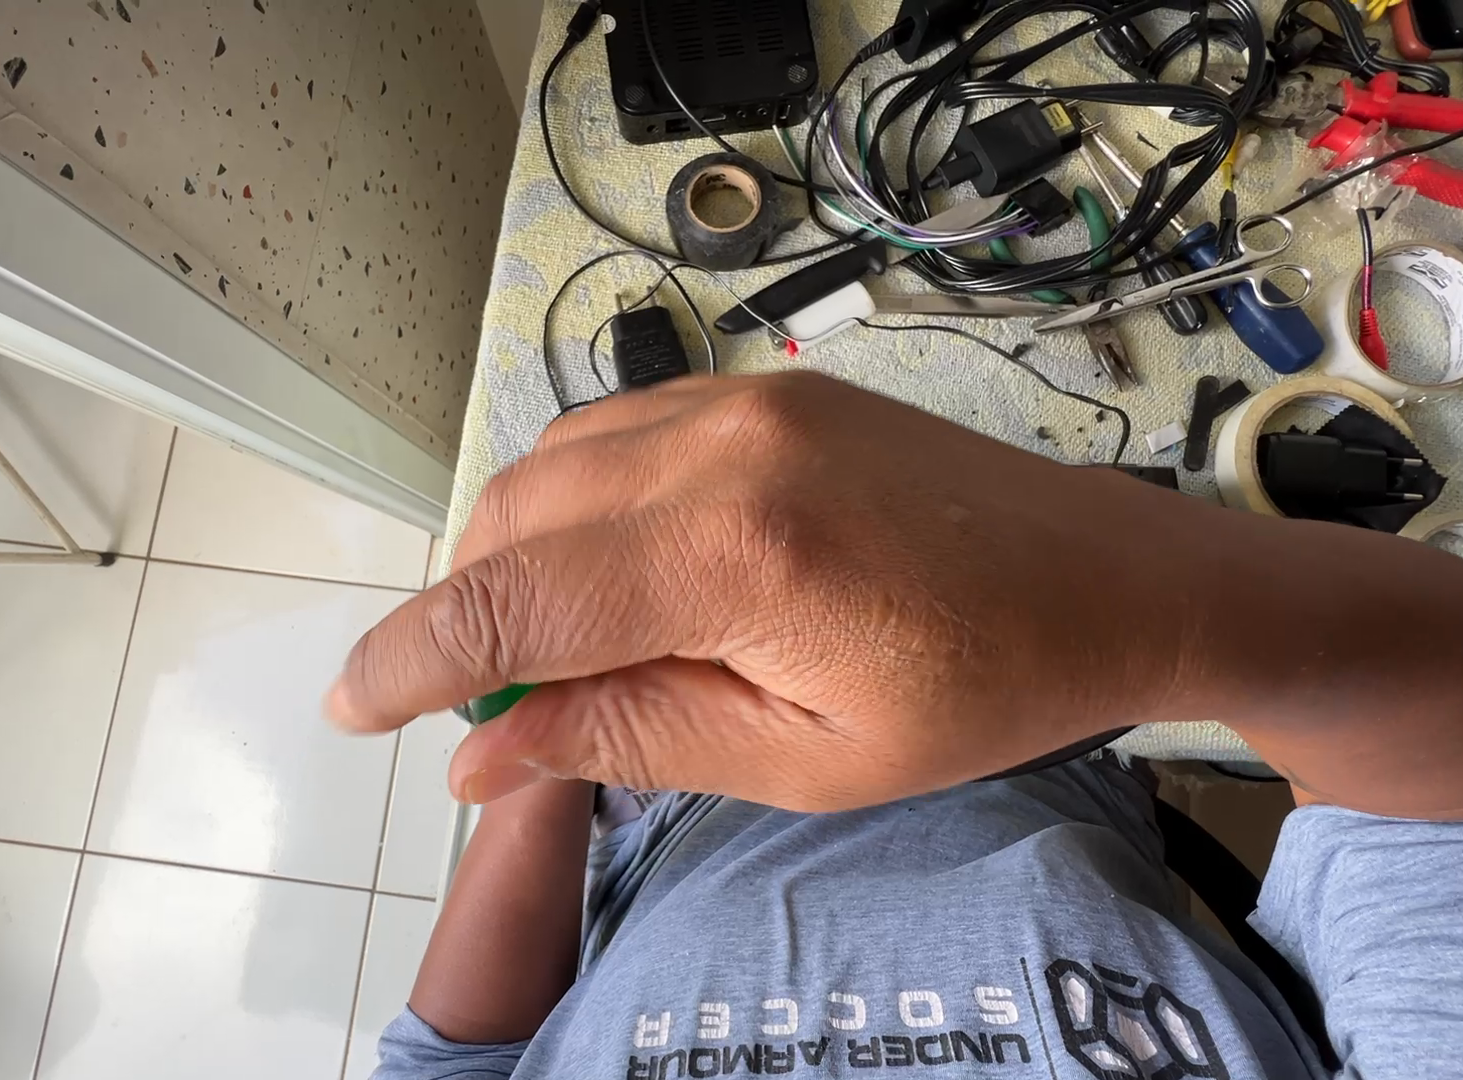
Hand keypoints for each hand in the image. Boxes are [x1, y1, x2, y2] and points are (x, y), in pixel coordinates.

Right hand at [328, 373, 1462, 818]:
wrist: (1107, 575)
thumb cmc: (982, 686)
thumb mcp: (801, 756)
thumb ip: (628, 737)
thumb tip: (485, 750)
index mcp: (735, 549)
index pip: (513, 605)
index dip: (413, 659)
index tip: (355, 704)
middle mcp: (718, 442)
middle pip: (515, 520)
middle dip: (469, 614)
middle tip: (493, 701)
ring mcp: (741, 397)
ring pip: (552, 466)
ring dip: (518, 556)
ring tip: (553, 640)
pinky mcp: (760, 389)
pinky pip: (614, 435)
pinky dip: (574, 504)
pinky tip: (608, 564)